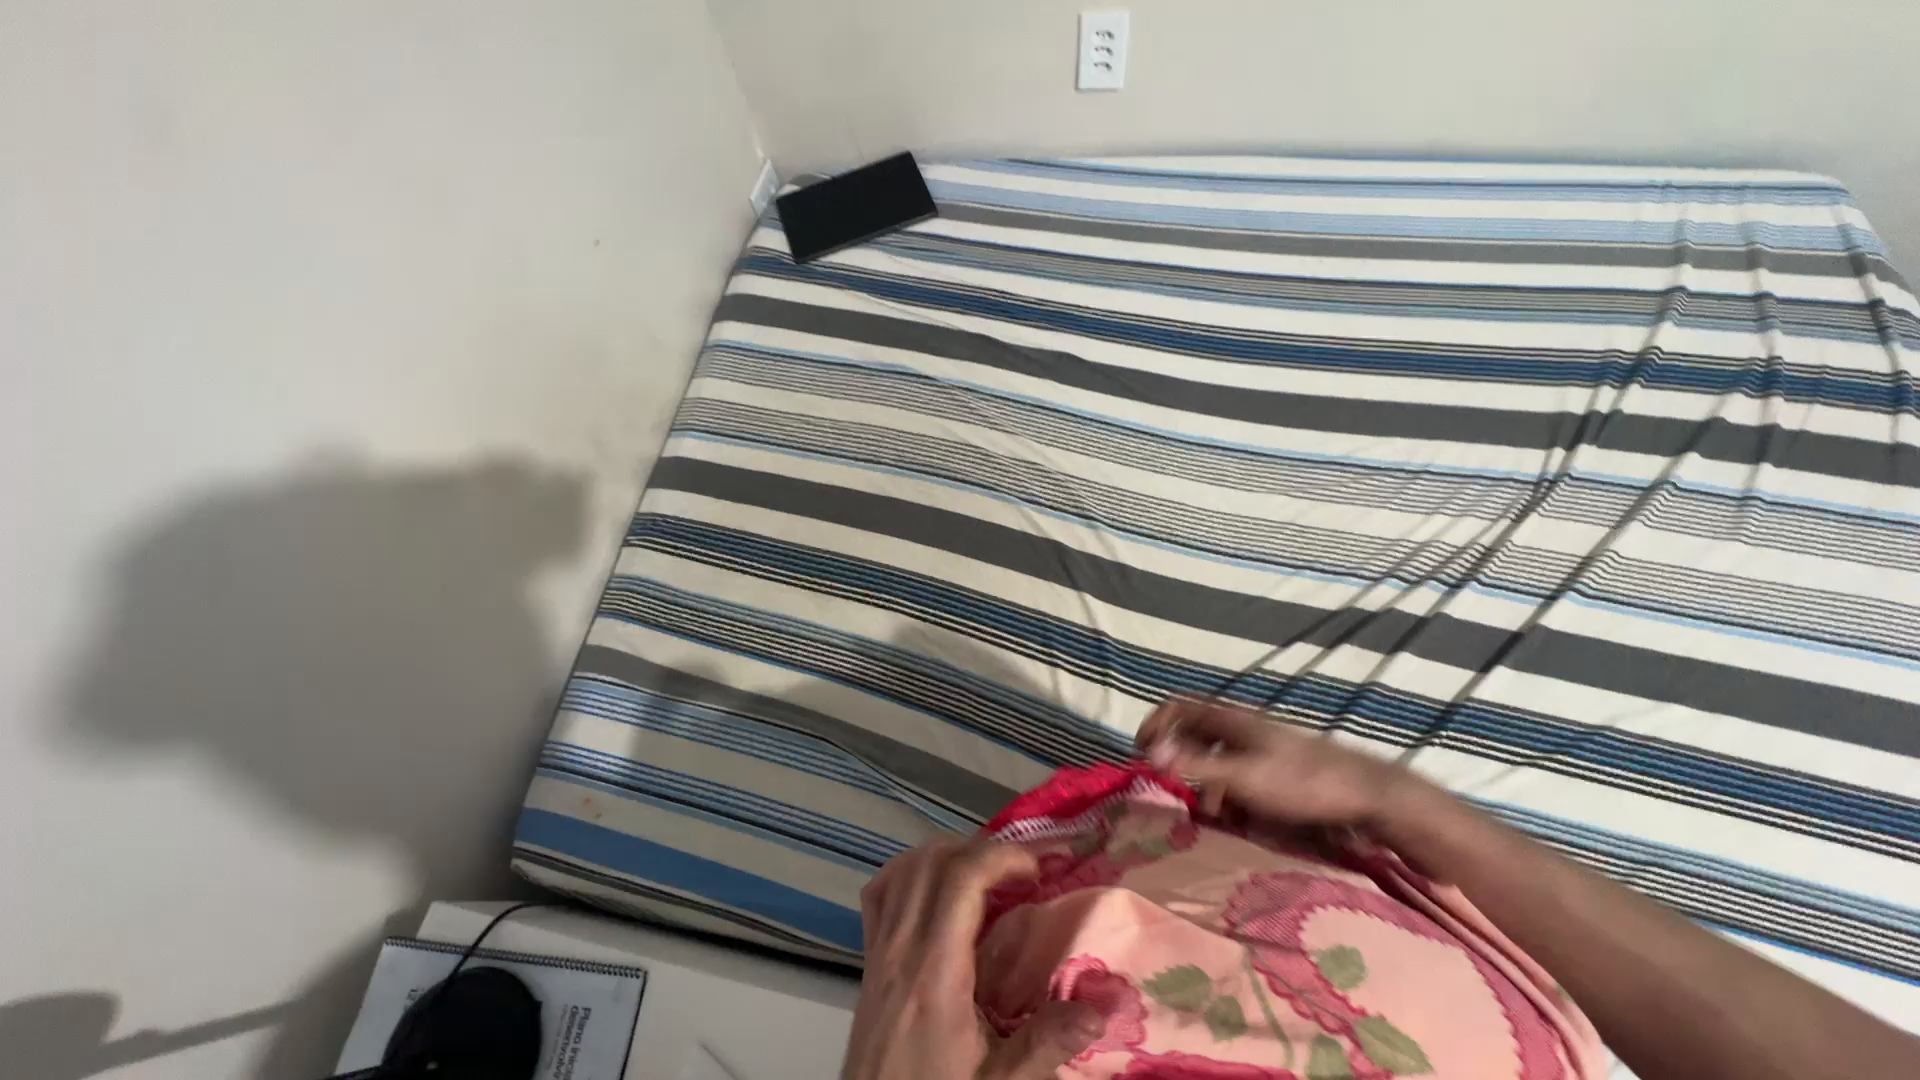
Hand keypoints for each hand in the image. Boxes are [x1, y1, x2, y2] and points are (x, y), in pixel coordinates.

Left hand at [842, 837, 1103, 1079]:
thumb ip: (1044, 1045)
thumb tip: (1101, 1008)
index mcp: (935, 972)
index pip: (960, 878)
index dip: (1001, 856)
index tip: (1037, 871)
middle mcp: (900, 948)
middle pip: (932, 860)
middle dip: (981, 849)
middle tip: (1020, 873)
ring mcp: (878, 951)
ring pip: (904, 868)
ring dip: (947, 855)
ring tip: (986, 876)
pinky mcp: (868, 961)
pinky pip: (881, 892)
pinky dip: (910, 873)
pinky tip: (938, 890)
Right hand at [1135, 697, 1426, 828]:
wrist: (1369, 795)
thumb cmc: (1303, 784)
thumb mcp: (1243, 778)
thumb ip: (1195, 765)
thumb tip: (1149, 751)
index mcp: (1232, 720)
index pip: (1179, 706)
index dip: (1155, 724)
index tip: (1140, 753)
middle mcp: (1244, 727)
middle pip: (1195, 731)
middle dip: (1178, 758)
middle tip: (1171, 788)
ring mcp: (1263, 746)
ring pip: (1217, 754)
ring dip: (1204, 779)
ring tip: (1208, 810)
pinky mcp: (1278, 766)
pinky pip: (1238, 771)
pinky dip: (1227, 790)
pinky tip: (1237, 815)